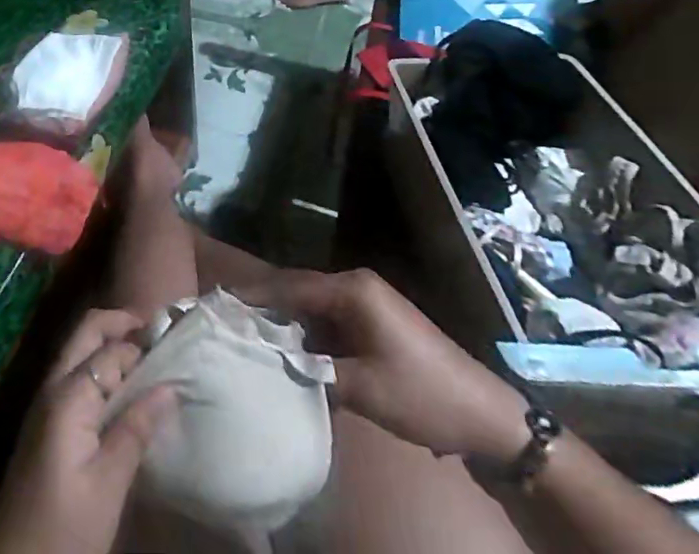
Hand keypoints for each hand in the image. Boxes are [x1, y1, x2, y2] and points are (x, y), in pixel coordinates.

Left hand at [0, 309, 177, 553]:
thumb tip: (169, 385)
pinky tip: (127, 391)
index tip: (179, 343)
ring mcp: (45, 406)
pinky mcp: (46, 426)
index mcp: (67, 397)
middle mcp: (51, 388)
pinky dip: (102, 370)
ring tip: (152, 360)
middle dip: (122, 323)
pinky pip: (76, 378)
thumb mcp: (108, 484)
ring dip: (112, 345)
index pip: (113, 350)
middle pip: (86, 333)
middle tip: (161, 334)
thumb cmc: (62, 531)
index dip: (145, 344)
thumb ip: (136, 428)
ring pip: (79, 352)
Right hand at [238, 269, 527, 460]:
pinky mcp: (373, 326)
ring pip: (311, 309)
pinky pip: (328, 324)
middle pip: (298, 292)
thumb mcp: (362, 387)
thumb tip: (273, 363)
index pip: (290, 286)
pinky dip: (305, 337)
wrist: (482, 413)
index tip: (217, 306)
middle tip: (224, 324)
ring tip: (244, 339)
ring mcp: (367, 306)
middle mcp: (357, 288)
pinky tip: (284, 356)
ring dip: (283, 324)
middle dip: (263, 307)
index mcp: (354, 291)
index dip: (253, 296)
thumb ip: (312, 370)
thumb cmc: (422, 394)